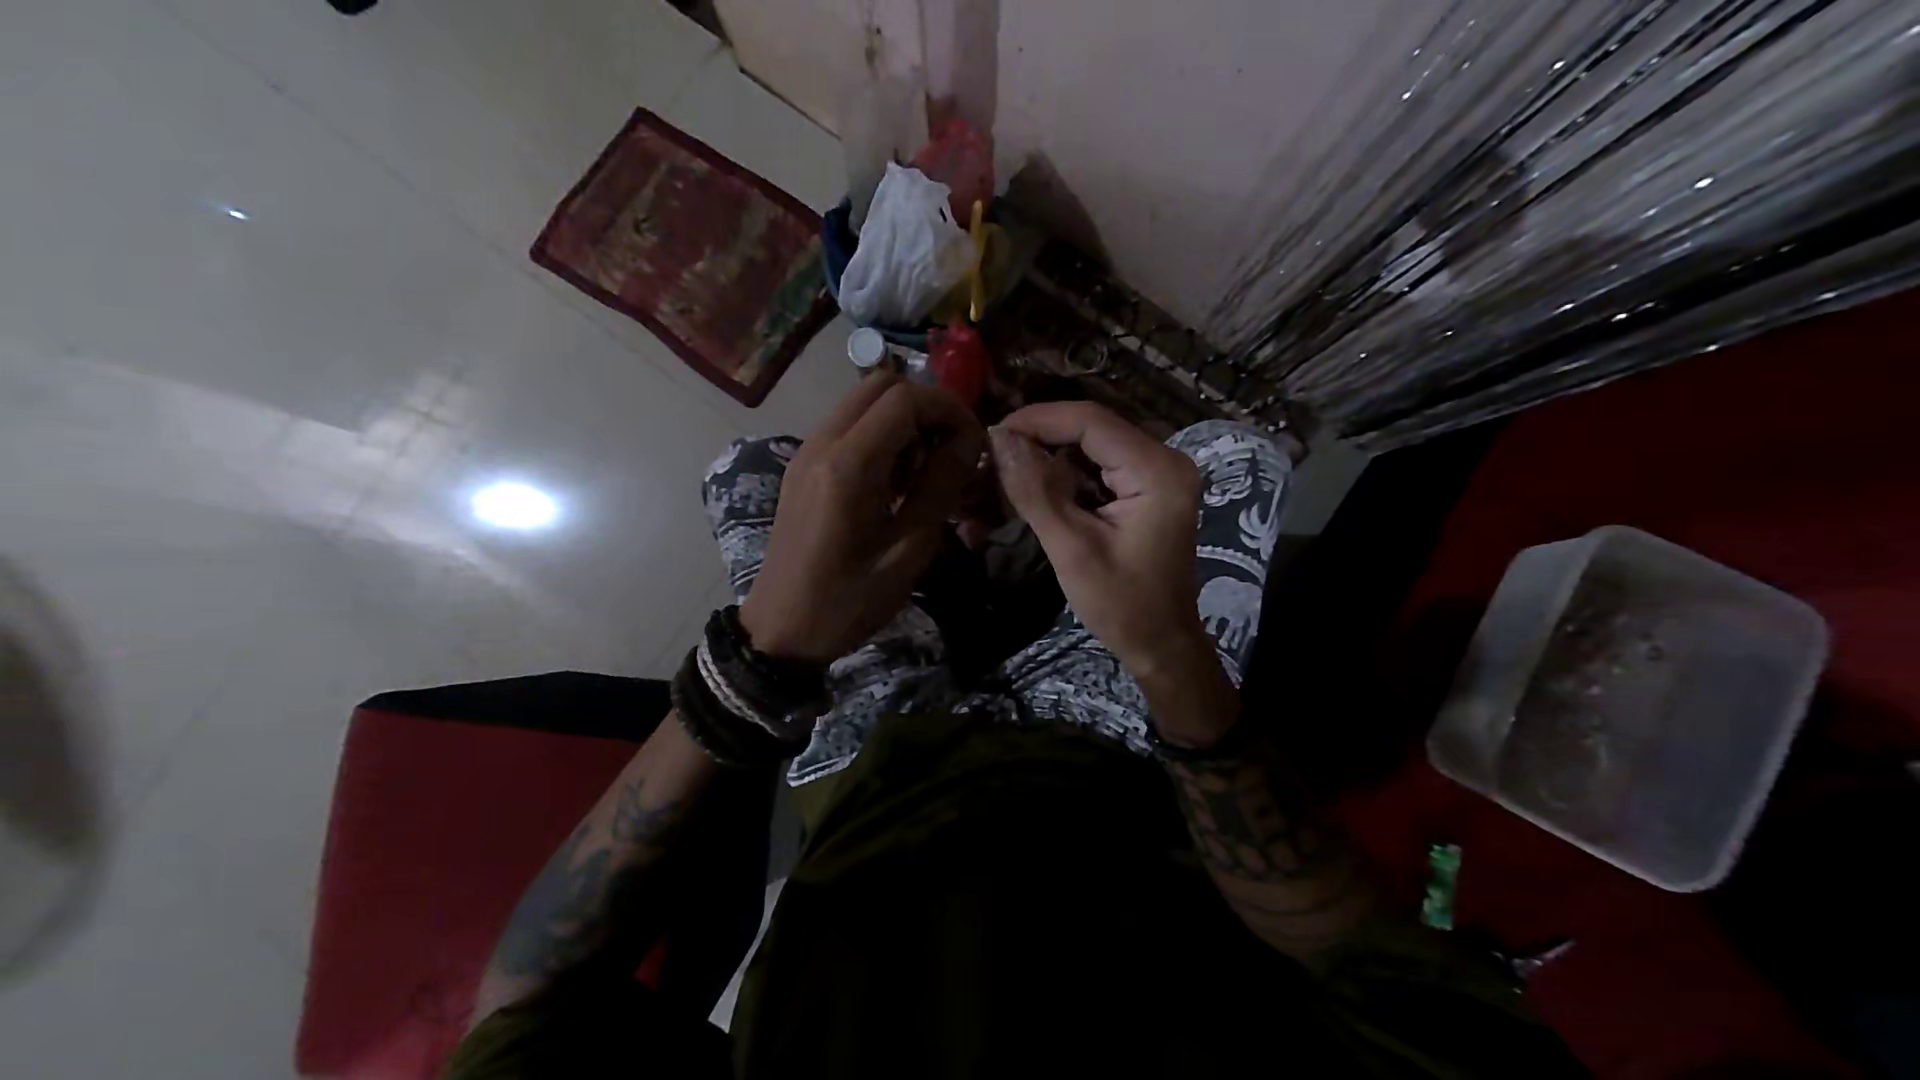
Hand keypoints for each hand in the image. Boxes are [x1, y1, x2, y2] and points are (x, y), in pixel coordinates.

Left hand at [740, 373, 984, 664]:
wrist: (781, 629)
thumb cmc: (848, 601)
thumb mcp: (907, 551)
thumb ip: (940, 487)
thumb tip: (968, 442)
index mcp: (847, 465)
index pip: (906, 398)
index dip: (949, 411)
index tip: (973, 446)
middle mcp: (822, 443)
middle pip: (882, 384)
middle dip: (927, 408)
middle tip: (950, 452)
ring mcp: (807, 451)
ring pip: (863, 401)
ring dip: (903, 420)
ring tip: (924, 470)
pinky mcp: (803, 465)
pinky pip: (848, 425)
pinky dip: (880, 434)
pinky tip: (894, 480)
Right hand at [990, 402, 1236, 743]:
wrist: (1162, 644)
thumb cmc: (1122, 605)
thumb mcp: (1072, 550)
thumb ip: (1035, 491)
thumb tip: (998, 439)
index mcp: (1157, 471)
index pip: (1090, 422)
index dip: (1037, 420)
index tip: (991, 434)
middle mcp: (1165, 459)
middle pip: (1092, 428)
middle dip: (1040, 436)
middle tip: (993, 453)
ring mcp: (1159, 473)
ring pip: (1093, 445)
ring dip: (1050, 453)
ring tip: (1006, 468)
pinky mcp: (1148, 488)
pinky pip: (1101, 465)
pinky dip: (1067, 472)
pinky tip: (1036, 484)